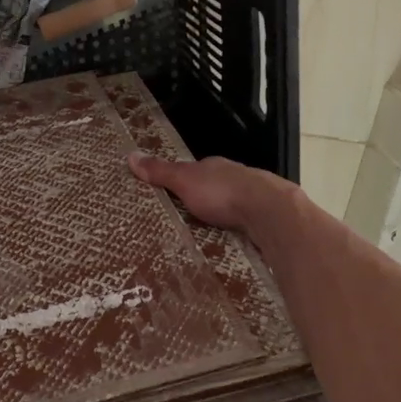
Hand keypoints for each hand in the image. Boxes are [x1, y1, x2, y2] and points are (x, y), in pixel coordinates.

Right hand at [126, 152, 288, 232]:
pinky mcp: (265, 222)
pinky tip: (229, 246)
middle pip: (214, 190)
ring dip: (221, 219)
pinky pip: (245, 227)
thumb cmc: (223, 191)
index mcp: (215, 167)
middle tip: (183, 223)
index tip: (169, 196)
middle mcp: (235, 179)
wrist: (270, 211)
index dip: (181, 182)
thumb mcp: (184, 179)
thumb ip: (160, 171)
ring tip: (203, 239)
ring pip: (232, 209)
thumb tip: (131, 155)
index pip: (194, 171)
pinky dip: (236, 234)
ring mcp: (253, 199)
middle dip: (202, 204)